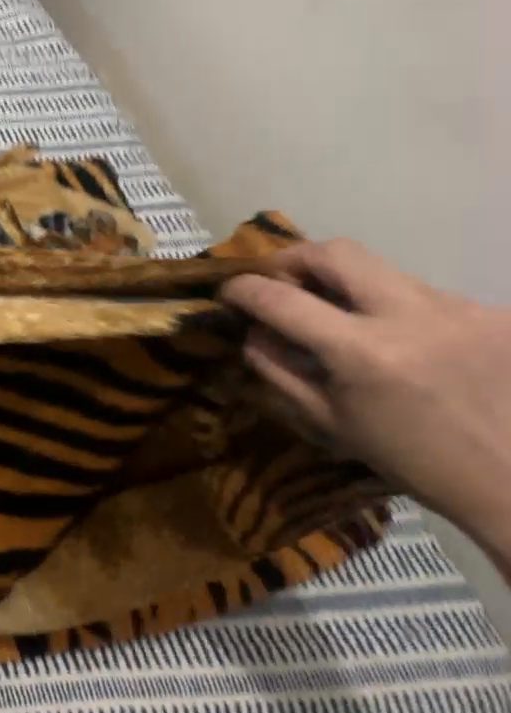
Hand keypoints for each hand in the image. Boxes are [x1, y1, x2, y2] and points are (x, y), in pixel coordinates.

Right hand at [222, 240, 510, 556]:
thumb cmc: (410, 459)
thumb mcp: (324, 419)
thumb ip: (275, 366)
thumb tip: (253, 328)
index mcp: (363, 352)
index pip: (278, 296)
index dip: (240, 288)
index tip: (228, 293)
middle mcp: (415, 318)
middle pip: (336, 253)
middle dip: (294, 261)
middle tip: (283, 283)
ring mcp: (465, 312)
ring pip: (384, 273)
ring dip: (353, 291)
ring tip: (353, 324)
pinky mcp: (499, 316)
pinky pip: (428, 296)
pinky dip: (401, 312)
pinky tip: (412, 345)